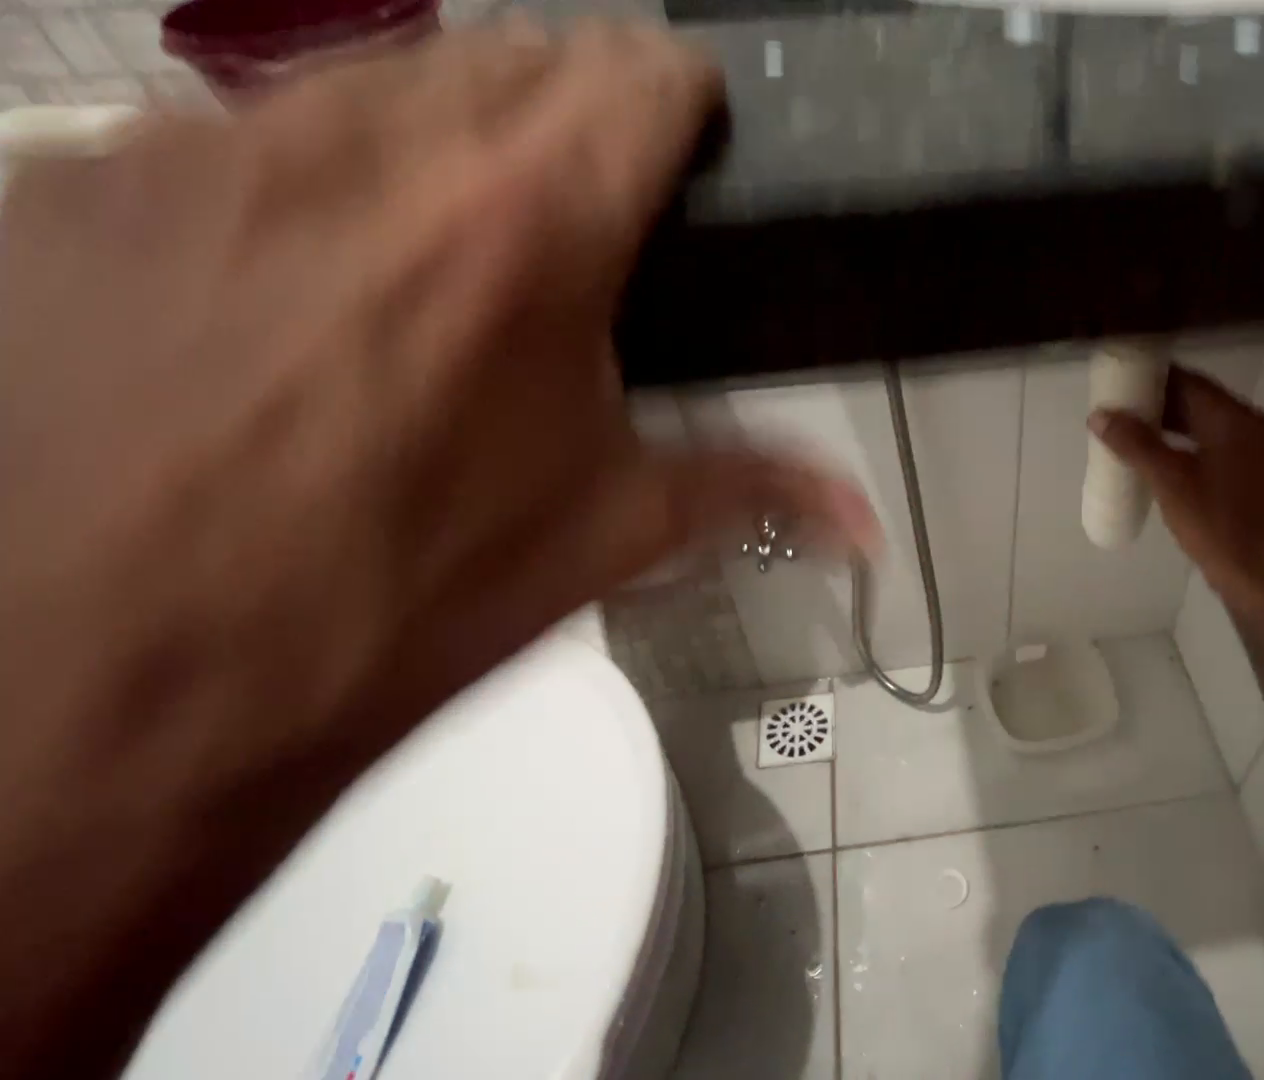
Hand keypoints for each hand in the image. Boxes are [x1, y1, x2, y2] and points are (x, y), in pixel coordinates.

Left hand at [0, 24, 875, 1074]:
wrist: (117, 692)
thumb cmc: (402, 611)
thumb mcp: (609, 534)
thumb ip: (755, 488)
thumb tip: (863, 522)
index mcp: (523, 241)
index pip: (640, 80)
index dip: (683, 99)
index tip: (688, 137)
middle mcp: (366, 160)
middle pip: (515, 54)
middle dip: (571, 113)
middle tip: (585, 214)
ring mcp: (204, 155)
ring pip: (377, 73)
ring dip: (444, 137)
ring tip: (452, 252)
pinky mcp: (79, 185)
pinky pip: (237, 130)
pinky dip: (308, 177)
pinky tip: (305, 290)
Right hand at [1090, 366, 1263, 616]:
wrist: (1251, 573)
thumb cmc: (1212, 523)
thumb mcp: (1168, 480)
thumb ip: (1134, 444)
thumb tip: (1099, 416)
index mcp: (1235, 420)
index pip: (1190, 382)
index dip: (1154, 378)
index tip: (1121, 380)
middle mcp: (1250, 426)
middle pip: (1198, 400)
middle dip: (1159, 401)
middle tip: (1120, 405)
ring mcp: (1253, 451)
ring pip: (1204, 423)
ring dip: (1170, 423)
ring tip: (1130, 429)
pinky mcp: (1249, 472)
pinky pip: (1212, 443)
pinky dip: (1184, 442)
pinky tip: (1157, 454)